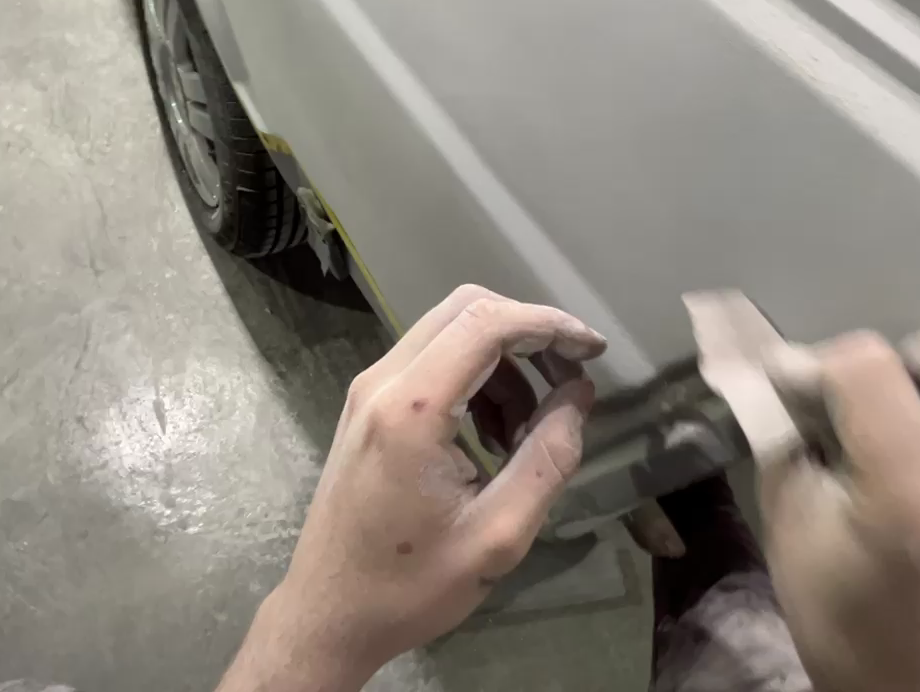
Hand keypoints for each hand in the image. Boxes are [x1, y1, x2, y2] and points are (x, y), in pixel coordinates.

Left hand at [218, 285, 606, 691]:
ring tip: (530, 428)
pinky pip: (433, 357)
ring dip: (504, 361)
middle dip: (528, 332)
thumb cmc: (410, 585)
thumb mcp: (498, 536)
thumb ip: (548, 458)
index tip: (592, 350)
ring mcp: (370, 384)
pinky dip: (476, 376)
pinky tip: (495, 434)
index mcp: (411, 408)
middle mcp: (384, 378)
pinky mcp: (369, 399)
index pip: (486, 323)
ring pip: (451, 328)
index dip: (548, 324)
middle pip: (467, 308)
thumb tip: (579, 393)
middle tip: (570, 376)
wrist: (327, 611)